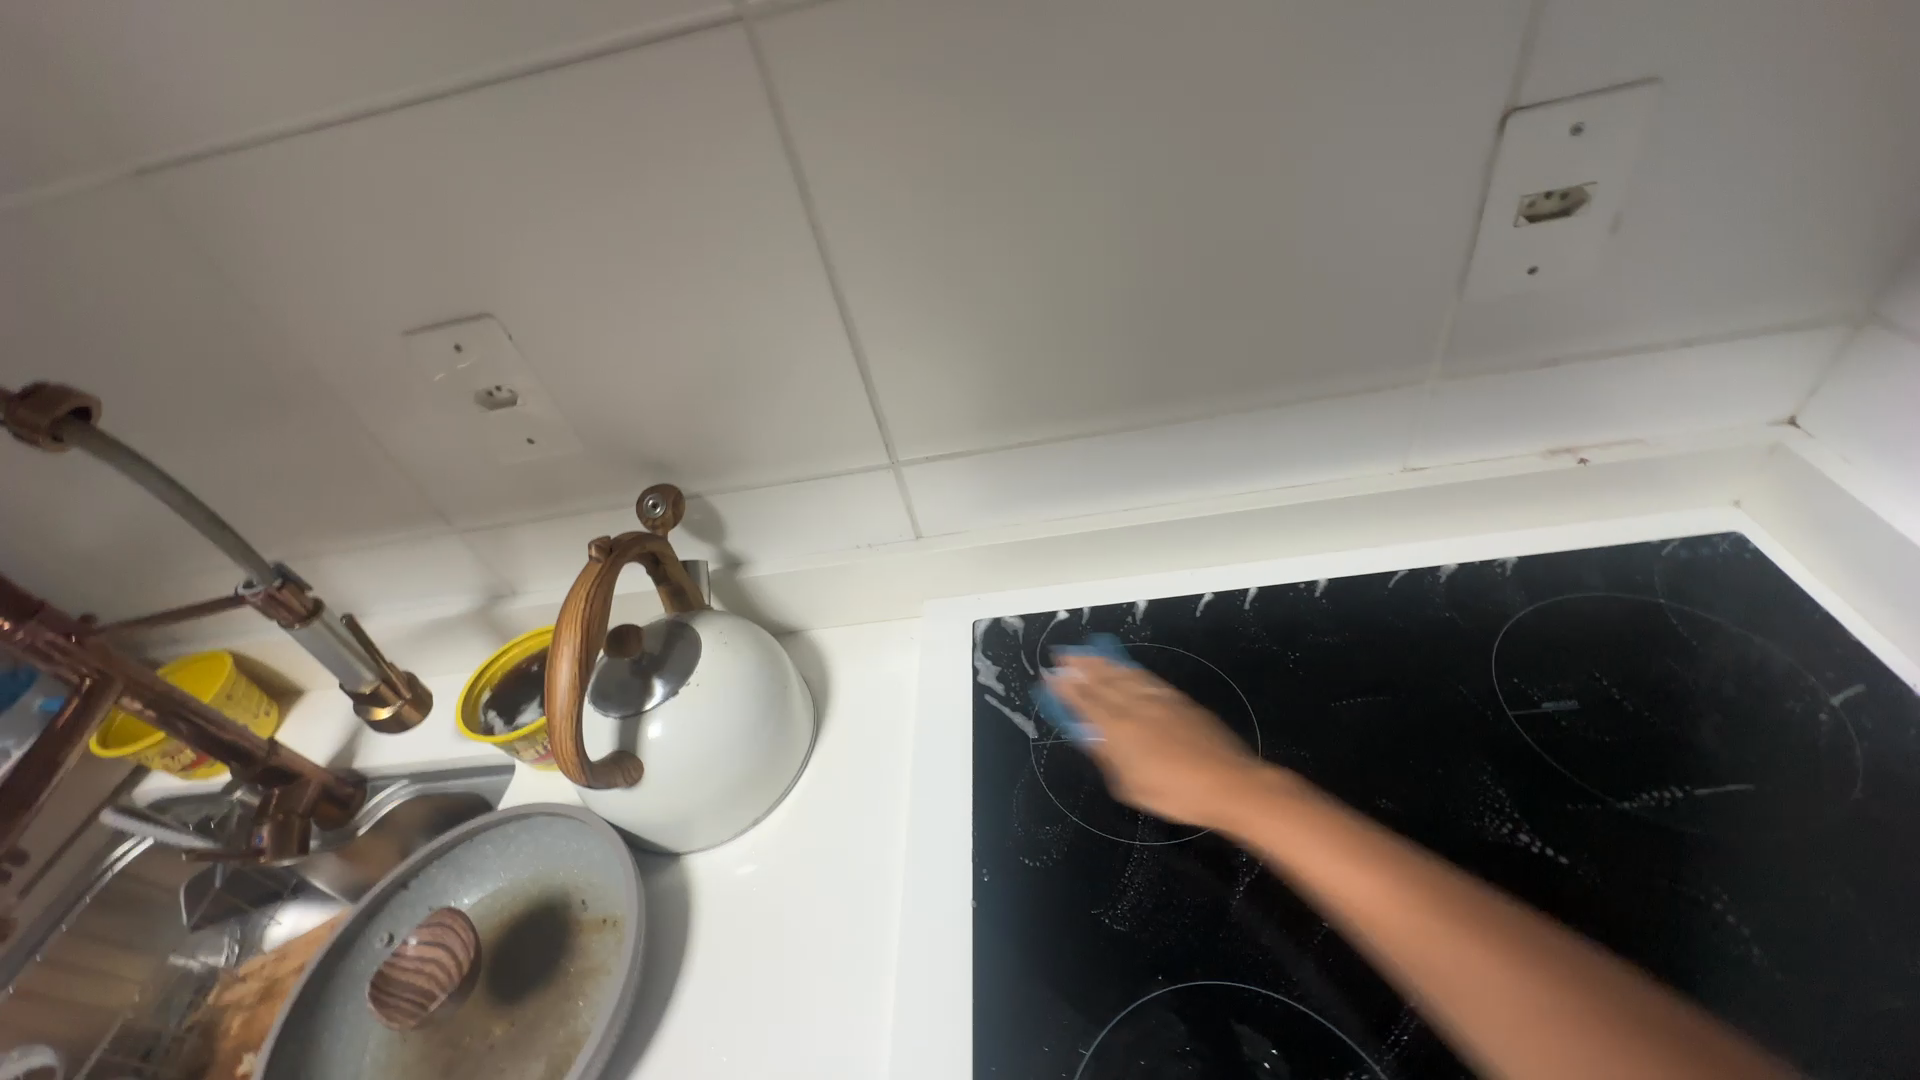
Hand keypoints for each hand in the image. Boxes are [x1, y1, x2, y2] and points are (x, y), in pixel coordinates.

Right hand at [1044, 653, 1273, 827]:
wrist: (1228, 783)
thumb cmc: (1175, 793)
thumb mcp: (1129, 784)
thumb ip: (1106, 755)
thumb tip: (1088, 735)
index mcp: (1118, 730)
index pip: (1085, 702)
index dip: (1066, 688)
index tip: (1051, 676)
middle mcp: (1135, 708)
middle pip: (1102, 682)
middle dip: (1080, 668)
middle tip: (1064, 656)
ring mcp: (1158, 701)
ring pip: (1124, 675)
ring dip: (1103, 663)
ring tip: (1087, 654)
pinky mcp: (1179, 701)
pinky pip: (1147, 679)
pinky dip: (1131, 670)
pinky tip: (1125, 667)